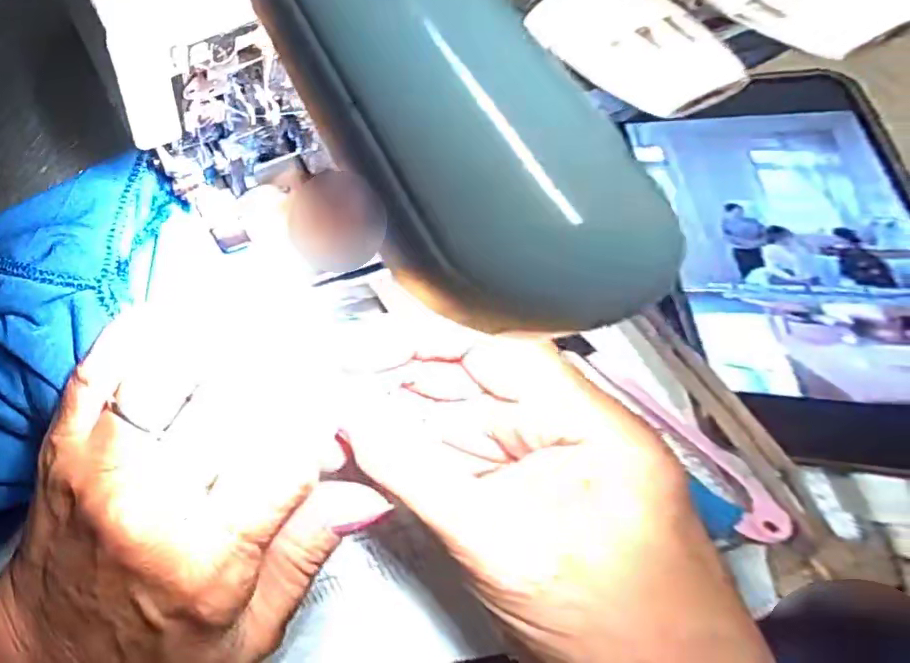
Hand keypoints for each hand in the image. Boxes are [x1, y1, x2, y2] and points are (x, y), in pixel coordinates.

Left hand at [0, 300, 389, 662]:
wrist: (53, 650)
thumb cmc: (150, 654)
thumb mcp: (243, 637)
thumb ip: (297, 558)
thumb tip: (358, 497)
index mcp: (203, 560)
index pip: (277, 459)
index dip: (311, 418)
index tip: (325, 396)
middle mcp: (147, 502)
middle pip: (222, 405)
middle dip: (266, 370)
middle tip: (289, 346)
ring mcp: (95, 462)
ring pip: (157, 373)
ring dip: (201, 338)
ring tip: (234, 320)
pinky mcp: (59, 441)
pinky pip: (93, 371)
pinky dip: (125, 337)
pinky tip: (156, 316)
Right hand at [341, 320, 772, 662]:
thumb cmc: (633, 643)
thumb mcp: (502, 548)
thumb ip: (413, 474)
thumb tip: (347, 420)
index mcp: (592, 430)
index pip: (493, 346)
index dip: (417, 336)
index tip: (360, 346)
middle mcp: (564, 431)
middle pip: (460, 372)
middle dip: (390, 373)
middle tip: (335, 377)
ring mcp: (536, 458)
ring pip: (444, 409)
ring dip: (389, 408)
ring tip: (341, 410)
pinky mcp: (512, 484)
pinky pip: (445, 445)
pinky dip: (402, 442)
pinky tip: (366, 443)